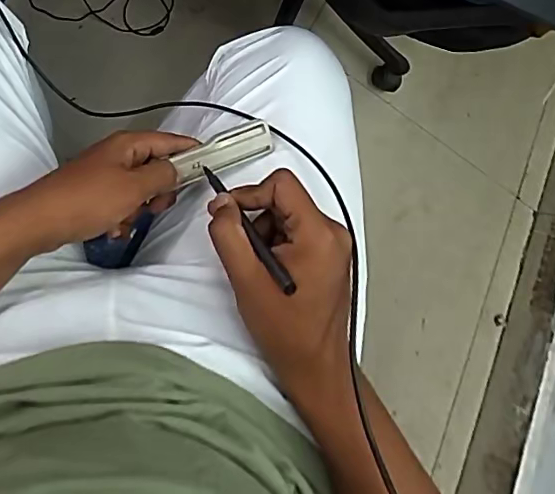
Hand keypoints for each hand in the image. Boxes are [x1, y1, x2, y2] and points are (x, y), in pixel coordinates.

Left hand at [9, 130, 196, 252]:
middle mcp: (116, 154)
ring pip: (139, 190)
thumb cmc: (86, 200)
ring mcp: (104, 173)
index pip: (169, 141)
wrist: (41, 220)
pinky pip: (121, 203)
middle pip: (155, 167)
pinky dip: (121, 217)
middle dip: (159, 190)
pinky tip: (111, 227)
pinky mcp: (94, 193)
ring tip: (124, 219)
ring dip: (138, 208)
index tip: (211, 162)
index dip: (191, 151)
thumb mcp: (133, 188)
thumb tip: (179, 167)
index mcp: (127, 144)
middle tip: (153, 205)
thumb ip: (162, 176)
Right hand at [209, 169, 354, 392]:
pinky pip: (293, 229)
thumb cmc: (288, 333)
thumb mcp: (246, 279)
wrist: (317, 371)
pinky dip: (274, 242)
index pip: (280, 184)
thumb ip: (228, 234)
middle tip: (243, 250)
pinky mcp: (328, 254)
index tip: (229, 214)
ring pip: (284, 213)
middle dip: (255, 218)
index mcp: (320, 235)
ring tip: (258, 268)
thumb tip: (221, 203)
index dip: (248, 194)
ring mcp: (333, 244)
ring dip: (263, 232)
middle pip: (282, 197)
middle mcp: (333, 233)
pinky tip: (270, 272)